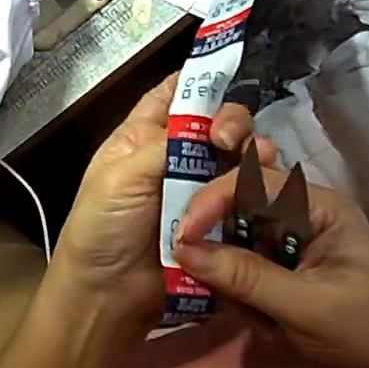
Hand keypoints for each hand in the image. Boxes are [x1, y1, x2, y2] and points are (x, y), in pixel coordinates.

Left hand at [51, 77, 270, 328]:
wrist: (108, 297)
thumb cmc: (101, 229)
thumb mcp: (120, 176)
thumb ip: (164, 144)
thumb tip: (207, 121)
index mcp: (139, 138)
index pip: (172, 96)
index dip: (199, 79)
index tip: (229, 70)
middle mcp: (171, 157)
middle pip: (212, 123)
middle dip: (229, 120)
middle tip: (230, 138)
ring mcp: (196, 189)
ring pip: (234, 157)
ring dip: (249, 151)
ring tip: (258, 157)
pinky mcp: (217, 220)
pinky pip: (243, 194)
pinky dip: (257, 185)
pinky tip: (266, 184)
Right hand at [171, 162, 368, 367]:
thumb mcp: (307, 308)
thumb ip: (246, 278)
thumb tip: (183, 251)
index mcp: (316, 205)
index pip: (250, 183)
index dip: (210, 202)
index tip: (181, 239)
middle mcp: (299, 210)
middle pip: (234, 209)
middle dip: (220, 250)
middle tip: (217, 291)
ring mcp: (290, 235)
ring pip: (233, 240)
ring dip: (233, 281)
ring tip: (260, 319)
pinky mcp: (283, 259)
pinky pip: (242, 263)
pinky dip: (242, 293)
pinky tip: (265, 322)